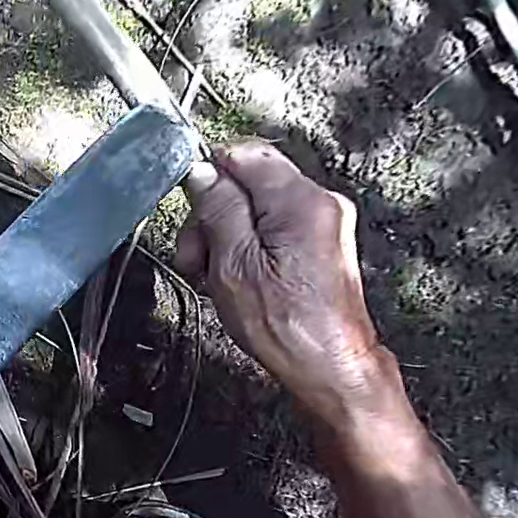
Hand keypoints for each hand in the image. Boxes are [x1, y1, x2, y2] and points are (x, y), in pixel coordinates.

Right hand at [175, 141, 385, 411]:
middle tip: (197, 261)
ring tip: (215, 278)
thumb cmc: (282, 323)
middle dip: (212, 216)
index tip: (192, 210)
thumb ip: (218, 210)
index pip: (244, 154)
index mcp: (300, 201)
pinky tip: (235, 279)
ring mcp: (321, 222)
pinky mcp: (318, 242)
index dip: (209, 176)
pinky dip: (245, 248)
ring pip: (254, 208)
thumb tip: (202, 171)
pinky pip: (270, 228)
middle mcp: (318, 201)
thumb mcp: (233, 264)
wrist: (326, 364)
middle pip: (247, 183)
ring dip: (224, 237)